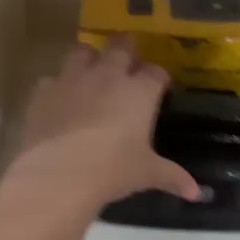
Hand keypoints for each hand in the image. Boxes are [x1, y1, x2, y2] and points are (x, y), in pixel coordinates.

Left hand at [1, 38, 199, 213]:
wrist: (60, 173)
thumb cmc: (113, 170)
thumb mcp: (147, 174)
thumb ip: (172, 177)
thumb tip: (196, 193)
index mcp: (139, 91)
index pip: (156, 72)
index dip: (158, 78)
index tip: (159, 88)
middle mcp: (107, 75)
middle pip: (121, 46)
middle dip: (127, 50)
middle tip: (128, 65)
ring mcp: (72, 79)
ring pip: (83, 51)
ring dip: (90, 57)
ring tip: (92, 72)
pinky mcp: (43, 91)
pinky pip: (51, 79)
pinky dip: (57, 87)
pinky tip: (60, 101)